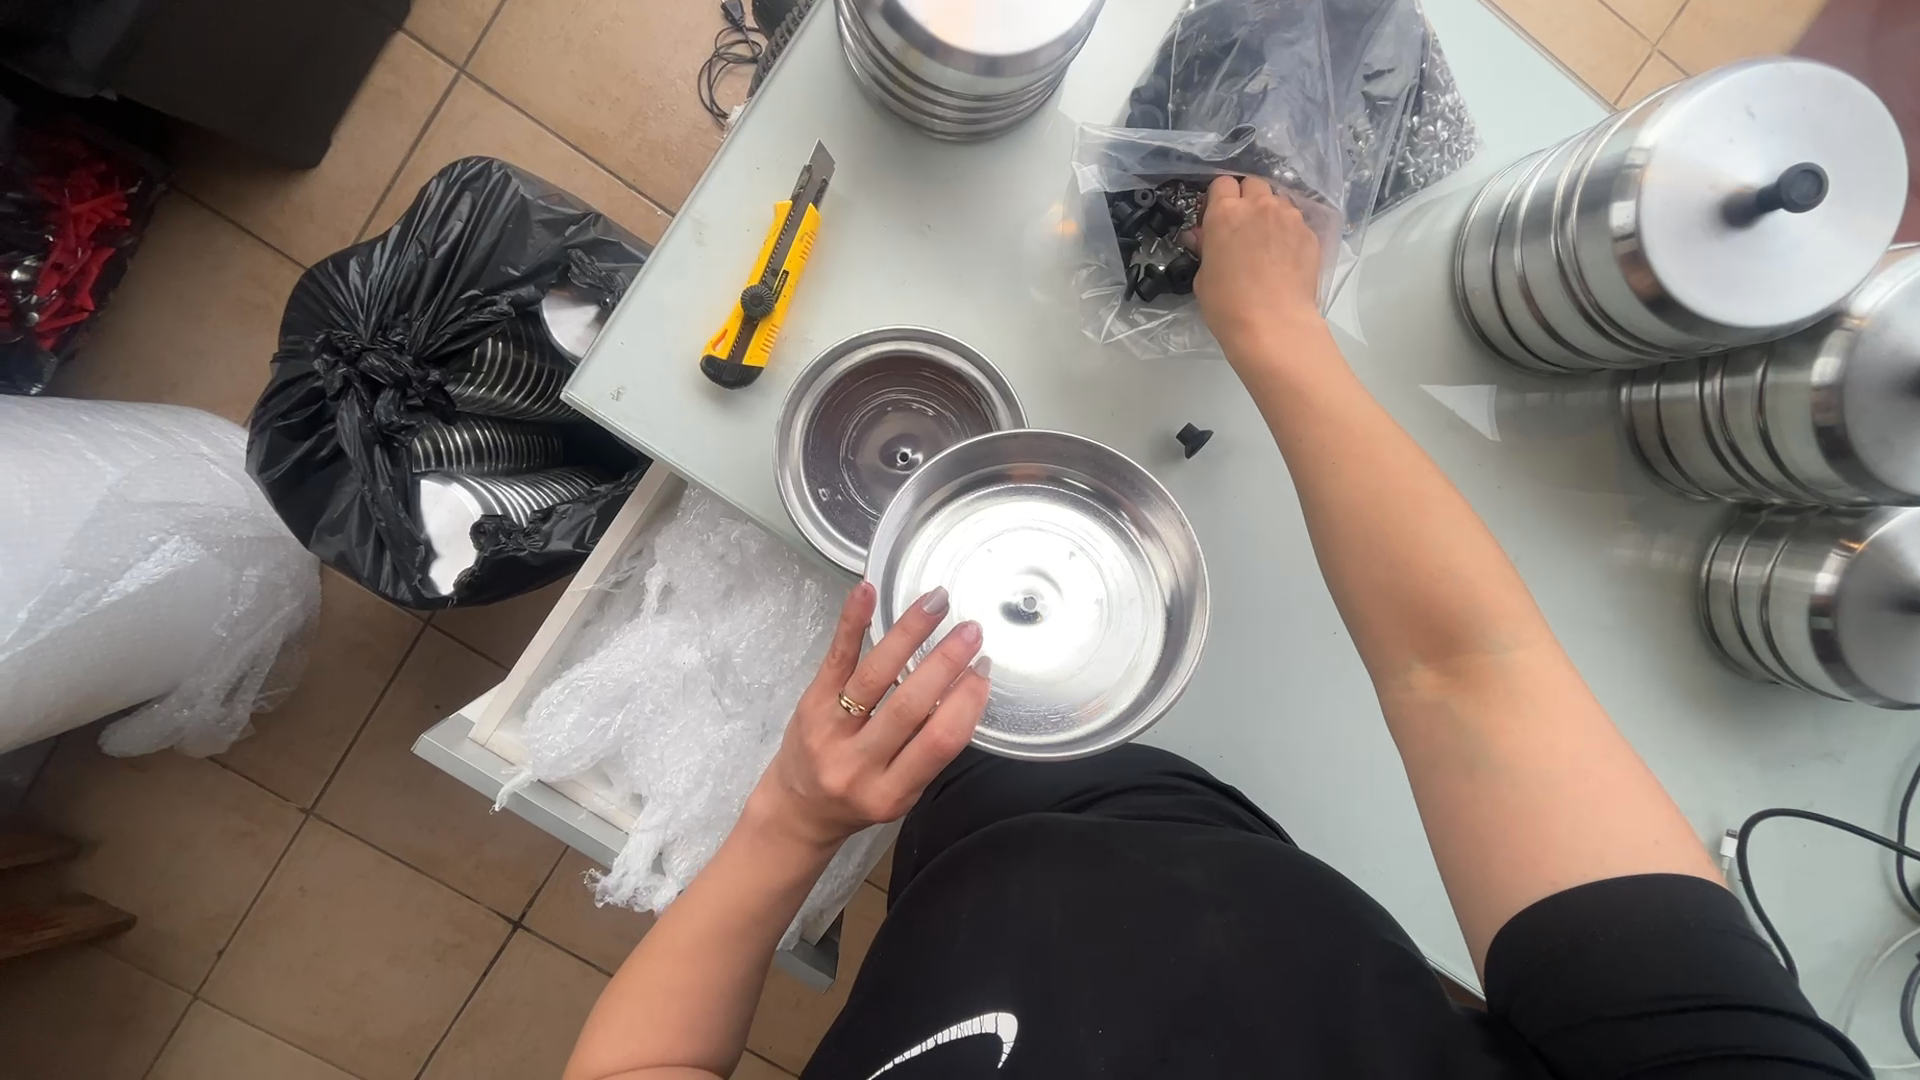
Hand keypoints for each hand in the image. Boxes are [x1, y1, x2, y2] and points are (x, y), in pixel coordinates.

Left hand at [746, 582, 989, 850]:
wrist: (797, 810)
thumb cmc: (859, 797)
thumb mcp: (901, 792)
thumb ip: (928, 751)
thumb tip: (966, 687)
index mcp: (890, 793)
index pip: (938, 742)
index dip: (967, 702)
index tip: (985, 669)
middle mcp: (857, 765)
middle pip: (908, 706)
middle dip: (945, 663)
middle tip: (971, 631)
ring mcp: (829, 731)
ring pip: (874, 676)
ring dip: (909, 633)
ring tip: (936, 603)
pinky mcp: (810, 703)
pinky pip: (835, 658)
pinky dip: (853, 622)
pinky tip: (867, 592)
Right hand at [1190, 175, 1326, 364]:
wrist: (1273, 324)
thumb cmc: (1228, 306)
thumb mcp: (1203, 278)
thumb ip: (1205, 249)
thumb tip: (1204, 237)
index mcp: (1225, 214)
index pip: (1221, 184)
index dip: (1217, 200)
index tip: (1214, 218)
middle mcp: (1259, 206)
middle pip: (1252, 184)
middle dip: (1245, 200)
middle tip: (1240, 227)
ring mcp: (1289, 217)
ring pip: (1276, 201)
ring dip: (1268, 214)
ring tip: (1264, 243)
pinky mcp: (1309, 233)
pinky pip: (1295, 223)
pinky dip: (1286, 233)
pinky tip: (1281, 258)